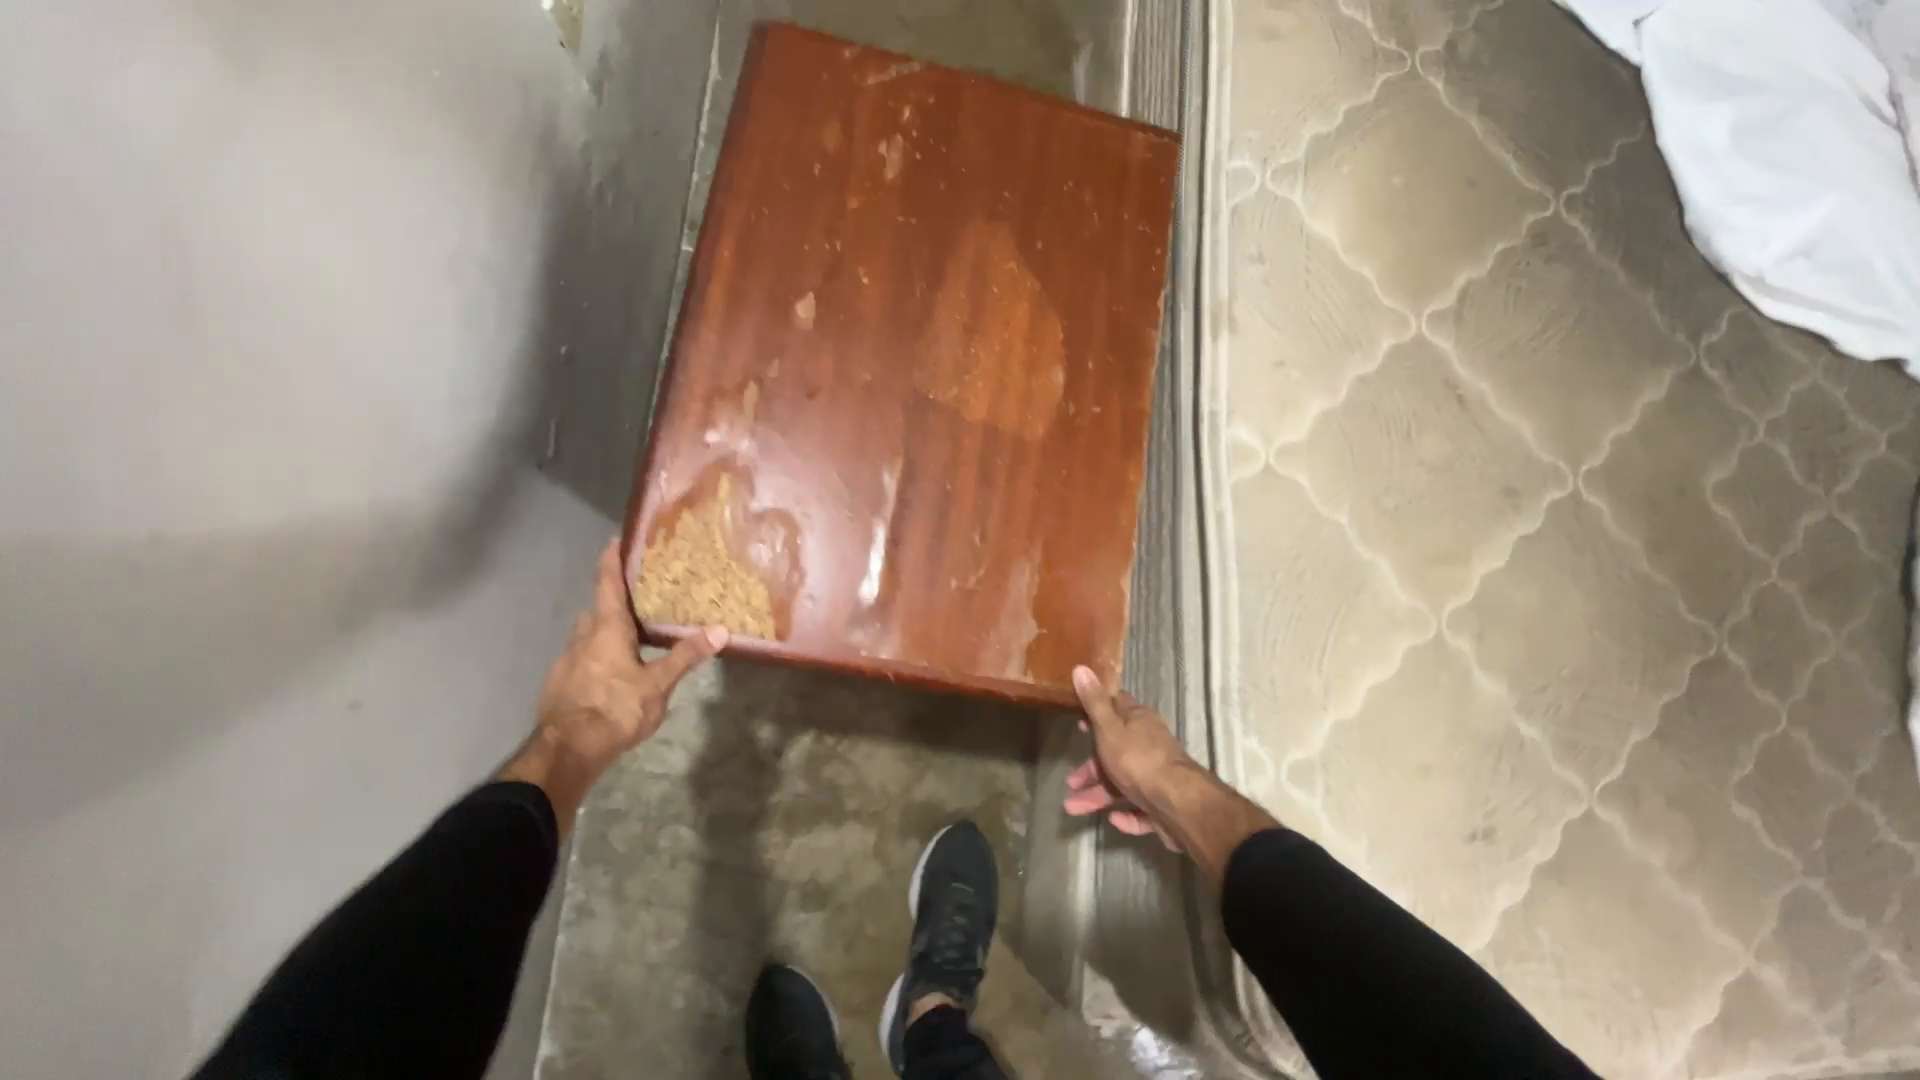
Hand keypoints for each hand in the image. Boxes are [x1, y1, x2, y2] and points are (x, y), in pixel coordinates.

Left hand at [533, 539, 726, 772]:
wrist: (567, 751)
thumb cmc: (615, 709)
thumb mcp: (658, 685)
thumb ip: (685, 656)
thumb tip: (720, 630)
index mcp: (606, 629)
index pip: (607, 584)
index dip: (611, 560)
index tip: (615, 539)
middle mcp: (582, 638)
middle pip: (597, 610)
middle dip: (614, 603)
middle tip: (639, 600)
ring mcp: (567, 662)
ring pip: (588, 637)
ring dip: (606, 633)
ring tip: (632, 639)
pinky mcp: (560, 685)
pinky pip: (581, 660)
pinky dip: (597, 658)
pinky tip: (613, 676)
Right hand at [1063, 665, 1195, 849]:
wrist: (1178, 804)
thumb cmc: (1138, 760)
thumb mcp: (1109, 728)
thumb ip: (1094, 702)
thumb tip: (1081, 667)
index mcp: (1139, 722)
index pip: (1118, 707)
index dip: (1097, 712)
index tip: (1078, 721)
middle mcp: (1150, 745)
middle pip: (1116, 752)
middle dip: (1091, 768)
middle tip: (1071, 781)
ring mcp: (1158, 776)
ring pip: (1123, 783)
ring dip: (1098, 795)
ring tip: (1073, 808)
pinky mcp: (1163, 805)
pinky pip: (1140, 808)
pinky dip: (1126, 814)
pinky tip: (1114, 820)